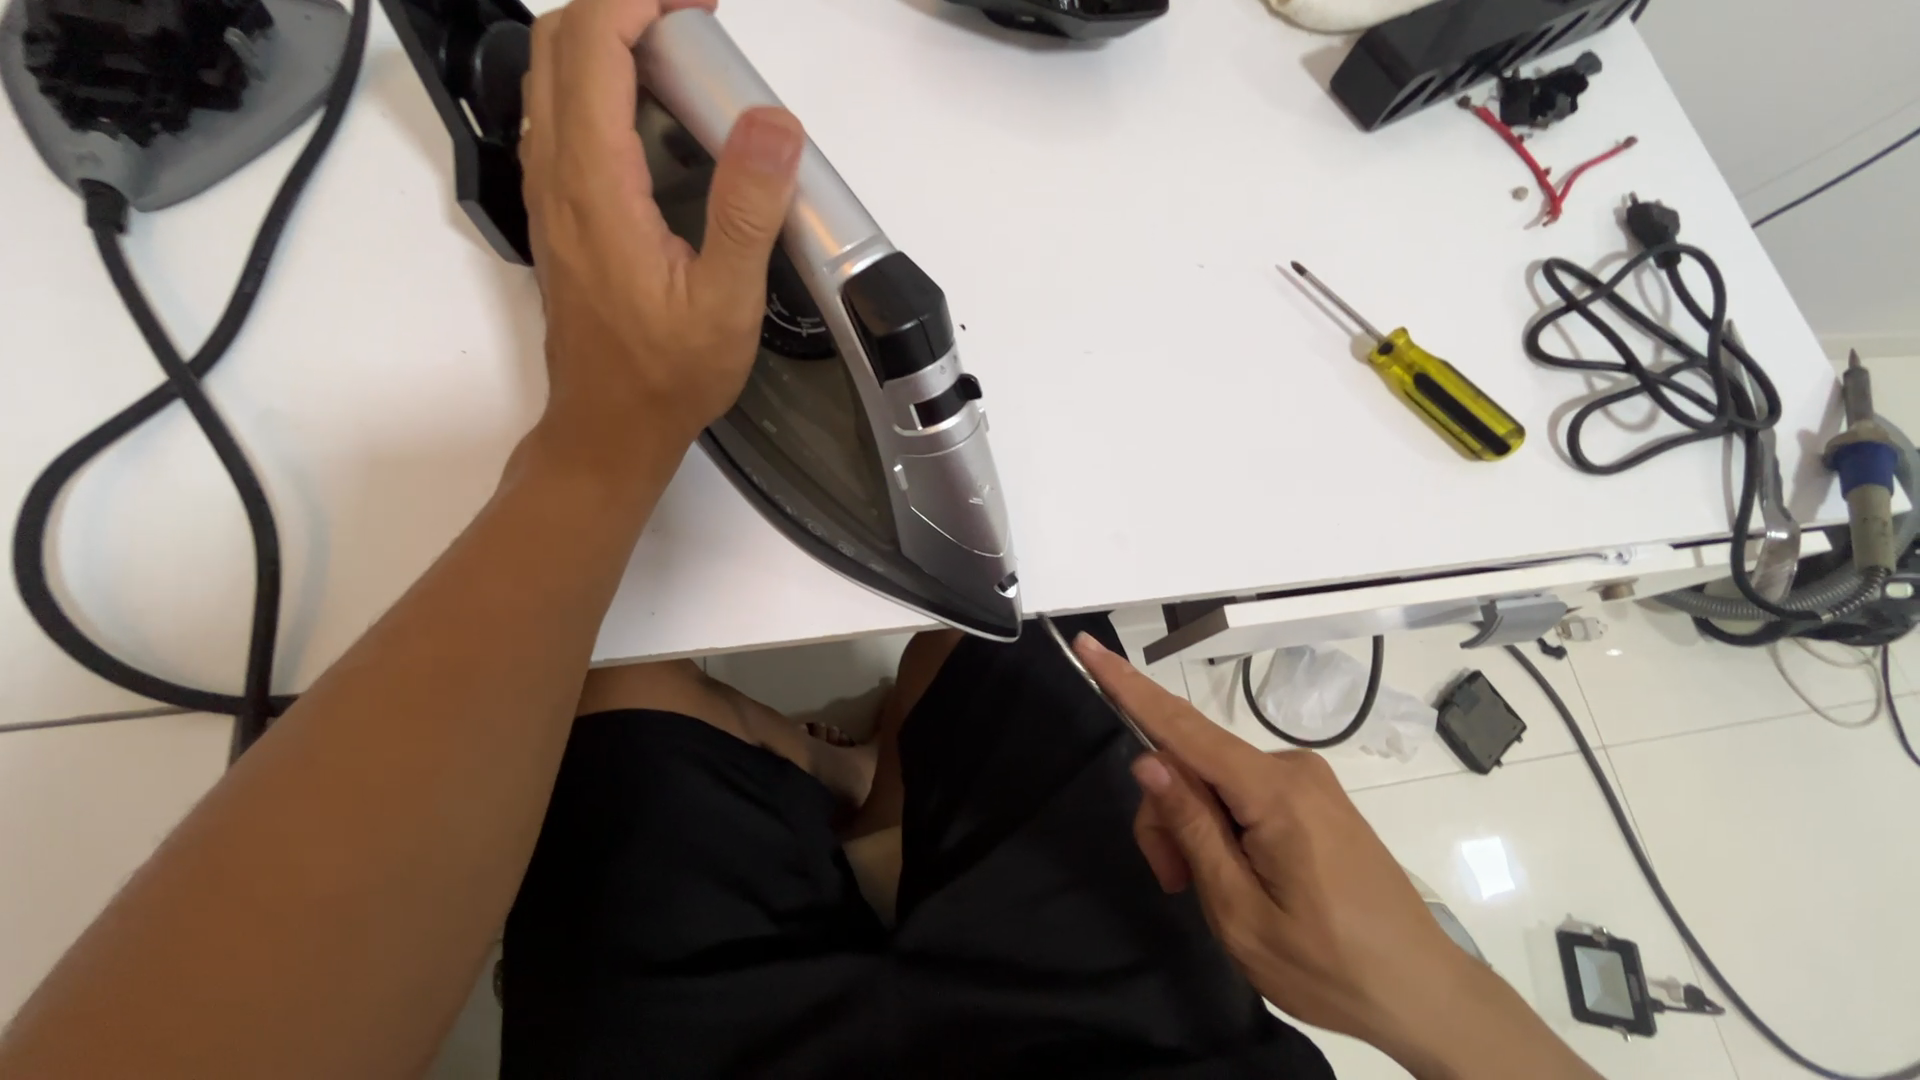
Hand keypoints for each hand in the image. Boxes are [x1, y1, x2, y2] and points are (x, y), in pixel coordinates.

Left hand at [519, 0, 803, 464]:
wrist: (611, 425)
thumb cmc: (668, 375)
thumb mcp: (726, 303)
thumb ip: (747, 210)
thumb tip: (774, 124)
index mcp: (596, 188)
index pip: (592, 49)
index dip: (639, 2)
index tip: (698, 5)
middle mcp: (556, 179)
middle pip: (560, 46)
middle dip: (623, 9)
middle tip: (694, 23)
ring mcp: (550, 197)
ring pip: (553, 80)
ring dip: (608, 45)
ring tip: (679, 60)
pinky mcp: (560, 217)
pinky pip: (562, 122)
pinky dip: (599, 88)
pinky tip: (654, 121)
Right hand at [1072, 635, 1516, 1071]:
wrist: (1425, 996)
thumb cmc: (1330, 966)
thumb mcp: (1241, 912)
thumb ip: (1192, 828)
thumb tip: (1148, 760)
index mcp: (1274, 792)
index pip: (1182, 727)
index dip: (1128, 686)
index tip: (1089, 645)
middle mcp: (1290, 768)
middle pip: (1192, 762)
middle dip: (1165, 813)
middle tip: (1170, 881)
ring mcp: (1305, 781)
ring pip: (1212, 781)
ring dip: (1191, 826)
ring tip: (1199, 889)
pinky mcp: (1310, 798)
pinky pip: (1240, 793)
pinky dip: (1218, 825)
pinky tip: (1226, 872)